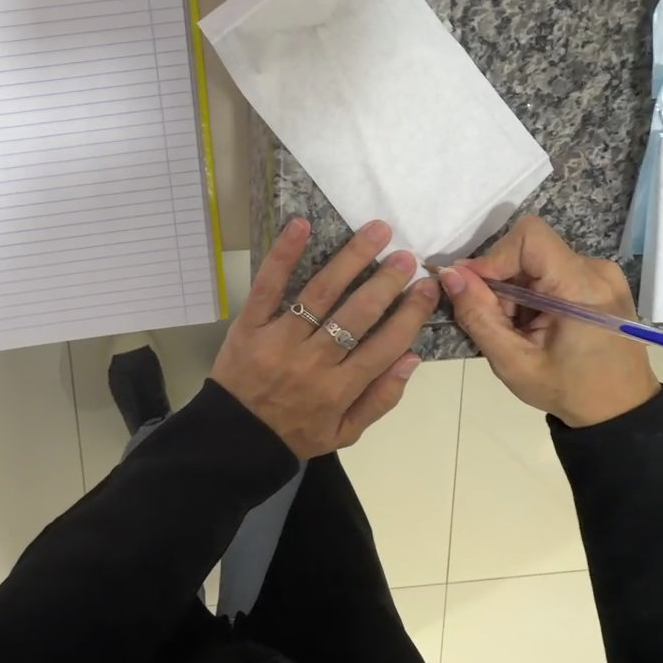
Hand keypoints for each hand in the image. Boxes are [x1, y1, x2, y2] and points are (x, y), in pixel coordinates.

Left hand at [211, 218, 439, 458]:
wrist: (235, 437)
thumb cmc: (294, 433)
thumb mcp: (344, 433)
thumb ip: (380, 400)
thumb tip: (412, 358)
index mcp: (339, 389)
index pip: (384, 346)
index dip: (410, 315)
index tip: (428, 287)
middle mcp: (312, 362)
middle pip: (356, 314)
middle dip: (386, 282)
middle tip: (407, 256)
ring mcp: (279, 340)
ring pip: (320, 293)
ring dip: (351, 259)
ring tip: (377, 231)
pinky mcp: (250, 325)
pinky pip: (268, 286)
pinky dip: (284, 254)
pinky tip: (301, 226)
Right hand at [439, 217, 658, 427]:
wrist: (620, 409)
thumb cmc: (568, 391)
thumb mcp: (513, 362)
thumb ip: (478, 315)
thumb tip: (450, 274)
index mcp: (581, 287)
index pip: (529, 237)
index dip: (493, 256)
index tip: (475, 290)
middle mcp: (596, 269)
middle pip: (529, 250)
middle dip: (501, 282)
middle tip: (497, 323)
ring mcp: (601, 274)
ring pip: (537, 262)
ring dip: (514, 291)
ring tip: (517, 330)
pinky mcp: (598, 282)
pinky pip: (551, 272)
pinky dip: (531, 294)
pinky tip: (534, 325)